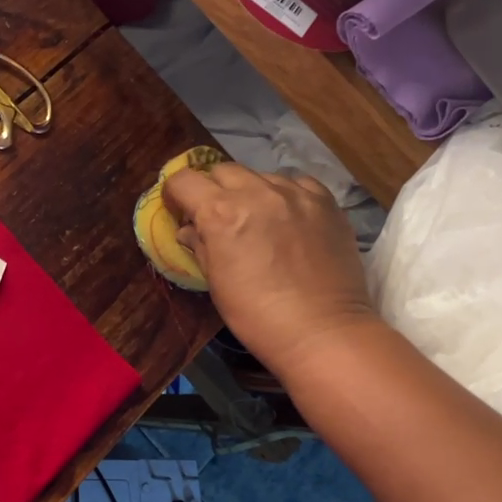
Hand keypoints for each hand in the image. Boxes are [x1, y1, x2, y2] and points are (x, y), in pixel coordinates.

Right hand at [163, 163, 378, 368]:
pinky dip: (286, 195)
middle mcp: (255, 192)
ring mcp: (295, 194)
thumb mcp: (214, 280)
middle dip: (213, 190)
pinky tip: (289, 217)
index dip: (176, 195)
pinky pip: (297, 183)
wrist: (322, 331)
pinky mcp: (326, 202)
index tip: (180, 211)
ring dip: (250, 192)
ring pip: (260, 175)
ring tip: (259, 219)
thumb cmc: (255, 313)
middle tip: (218, 217)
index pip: (183, 180)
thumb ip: (199, 245)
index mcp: (220, 212)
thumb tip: (190, 230)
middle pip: (221, 171)